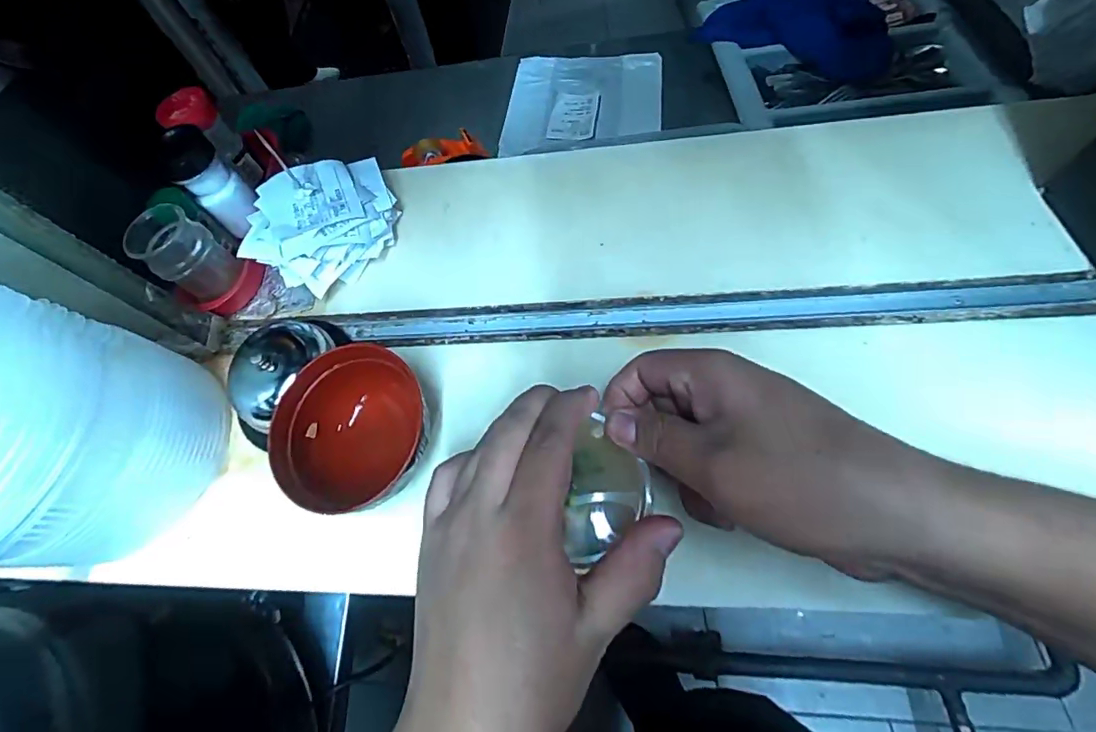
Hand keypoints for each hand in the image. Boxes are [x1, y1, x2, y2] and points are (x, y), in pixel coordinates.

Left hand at [398, 386, 683, 731]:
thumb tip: (668, 525)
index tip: (587, 396)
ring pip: (476, 450)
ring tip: (533, 421)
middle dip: (537, 405)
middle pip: (507, 434)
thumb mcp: (595, 629)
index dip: (567, 413)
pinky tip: (485, 464)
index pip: (546, 447)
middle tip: (565, 398)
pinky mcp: (428, 538)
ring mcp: (447, 522)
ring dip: (505, 426)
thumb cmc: (533, 679)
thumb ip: (633, 570)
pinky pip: (445, 478)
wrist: (463, 722)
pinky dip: (471, 456)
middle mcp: (478, 511)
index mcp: (522, 527)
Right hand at [601, 350, 950, 579]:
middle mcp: (726, 387)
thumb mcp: (712, 464)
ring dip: (688, 474)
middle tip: (672, 485)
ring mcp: (749, 419)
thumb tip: (612, 419)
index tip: (618, 449)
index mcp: (710, 373)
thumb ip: (654, 439)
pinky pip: (719, 458)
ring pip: (688, 439)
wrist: (897, 517)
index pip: (640, 370)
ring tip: (714, 505)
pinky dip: (716, 485)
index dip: (620, 403)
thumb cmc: (796, 480)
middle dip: (659, 449)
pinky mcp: (767, 450)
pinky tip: (736, 514)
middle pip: (662, 406)